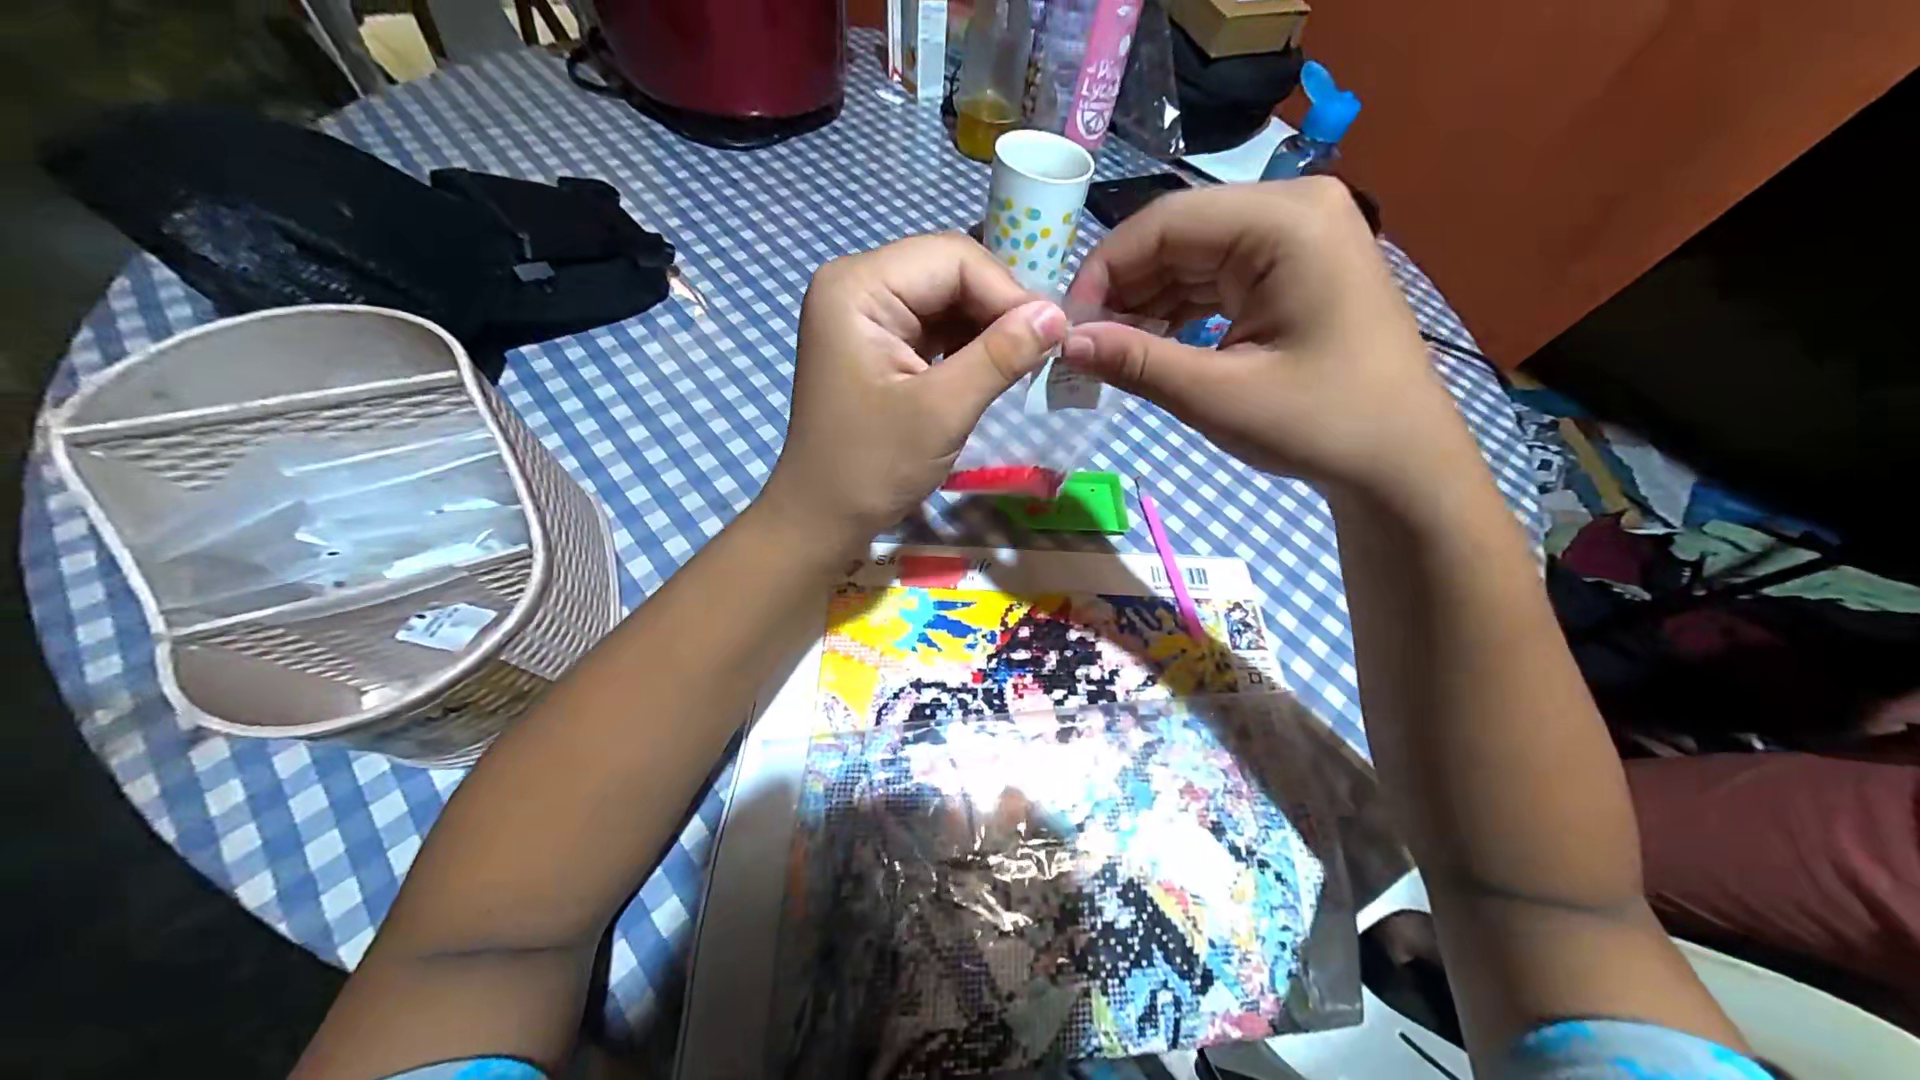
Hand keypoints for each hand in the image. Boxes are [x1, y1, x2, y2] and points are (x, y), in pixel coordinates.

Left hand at [759, 234, 1067, 550]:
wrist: (823, 515)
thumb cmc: (872, 467)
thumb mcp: (941, 411)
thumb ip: (999, 356)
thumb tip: (1058, 315)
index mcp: (857, 287)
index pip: (952, 258)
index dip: (1007, 290)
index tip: (1052, 333)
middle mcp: (857, 284)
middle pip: (949, 270)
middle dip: (999, 306)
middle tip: (1044, 346)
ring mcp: (866, 312)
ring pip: (947, 296)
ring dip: (988, 325)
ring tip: (1025, 358)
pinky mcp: (878, 340)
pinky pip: (935, 324)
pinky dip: (969, 342)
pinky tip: (995, 365)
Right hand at [1063, 178, 1485, 510]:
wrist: (1400, 462)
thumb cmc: (1321, 425)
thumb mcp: (1218, 396)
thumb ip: (1137, 362)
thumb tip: (1066, 343)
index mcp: (1286, 221)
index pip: (1164, 222)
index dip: (1103, 271)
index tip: (1067, 328)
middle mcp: (1293, 210)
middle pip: (1176, 235)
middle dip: (1123, 290)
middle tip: (1083, 345)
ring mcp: (1296, 237)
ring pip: (1190, 258)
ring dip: (1145, 304)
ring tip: (1110, 352)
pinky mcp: (1292, 269)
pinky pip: (1215, 278)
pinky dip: (1177, 312)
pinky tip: (1149, 346)